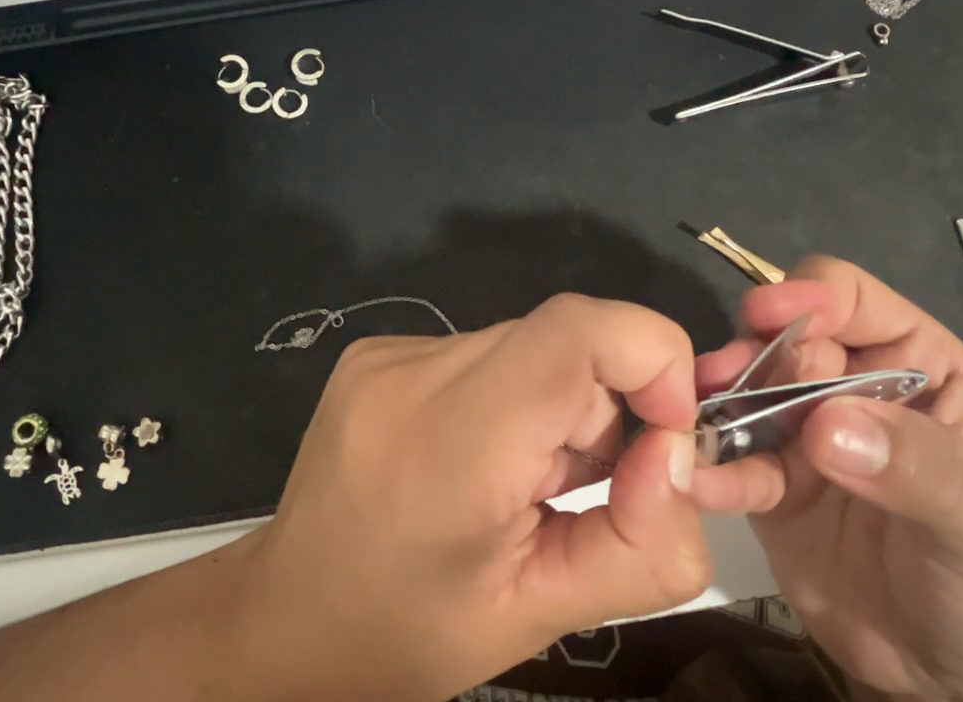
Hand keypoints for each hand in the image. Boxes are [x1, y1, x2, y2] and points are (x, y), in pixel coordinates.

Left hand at [239, 294, 710, 700]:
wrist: (284, 616)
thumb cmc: (406, 632)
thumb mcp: (538, 617)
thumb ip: (639, 548)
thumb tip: (678, 458)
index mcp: (452, 444)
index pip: (578, 330)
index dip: (652, 358)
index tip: (665, 437)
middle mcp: (413, 372)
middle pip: (563, 338)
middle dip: (607, 408)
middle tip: (581, 488)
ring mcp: (390, 353)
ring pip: (529, 344)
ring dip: (557, 406)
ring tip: (522, 482)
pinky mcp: (380, 350)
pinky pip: (486, 351)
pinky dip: (514, 397)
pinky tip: (479, 460)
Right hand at [689, 257, 962, 701]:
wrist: (955, 684)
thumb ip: (918, 469)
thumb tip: (826, 423)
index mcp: (916, 365)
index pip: (852, 300)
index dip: (809, 295)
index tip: (768, 314)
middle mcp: (851, 385)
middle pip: (783, 337)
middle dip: (751, 353)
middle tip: (722, 381)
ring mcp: (801, 434)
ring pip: (744, 389)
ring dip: (714, 401)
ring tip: (691, 425)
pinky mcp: (765, 484)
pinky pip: (729, 460)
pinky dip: (709, 468)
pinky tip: (698, 484)